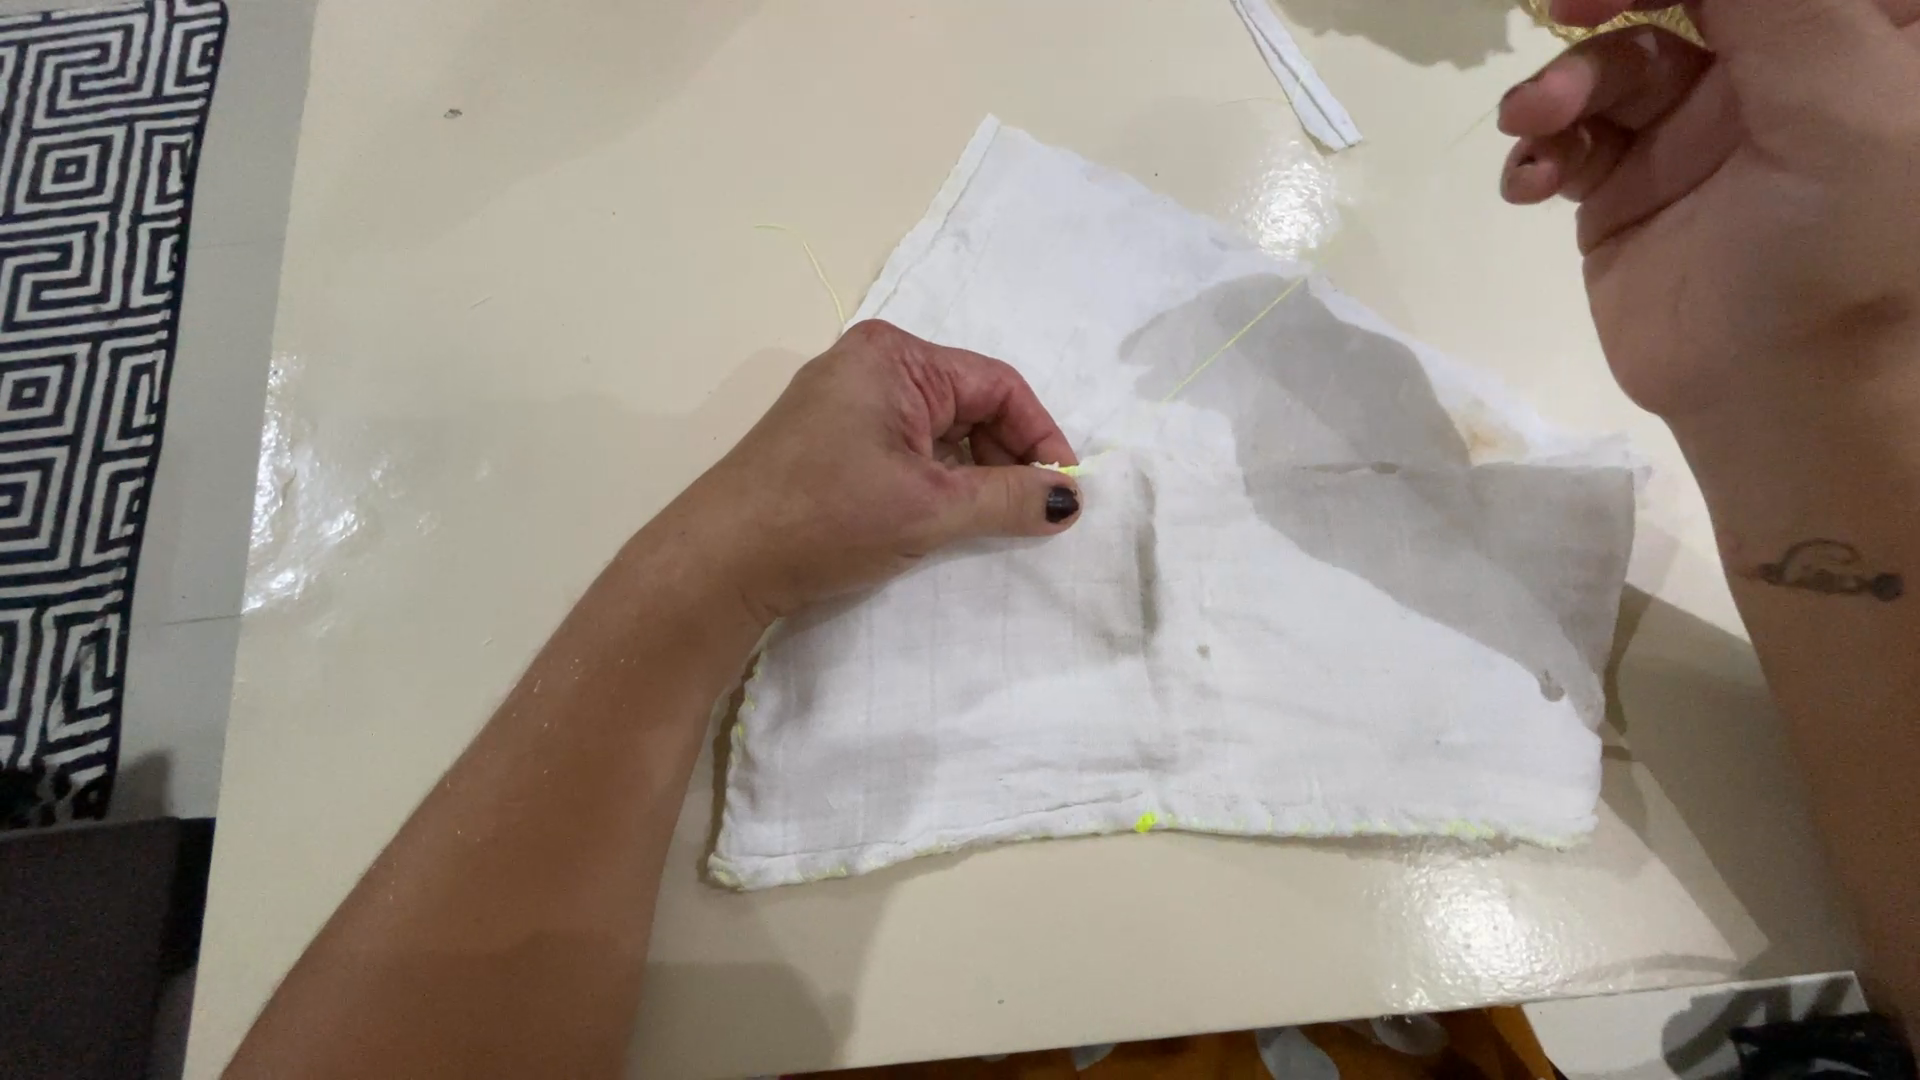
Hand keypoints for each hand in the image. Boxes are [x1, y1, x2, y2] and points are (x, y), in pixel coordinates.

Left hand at [661, 320, 1081, 624]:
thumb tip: (1071, 500)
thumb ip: (1009, 499)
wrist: (720, 562)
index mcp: (895, 357)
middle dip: (1005, 456)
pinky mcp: (830, 438)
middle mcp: (870, 364)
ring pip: (937, 429)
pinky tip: (945, 513)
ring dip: (972, 470)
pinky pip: (905, 446)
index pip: (997, 385)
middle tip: (1028, 511)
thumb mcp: (931, 507)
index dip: (1040, 436)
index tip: (1064, 490)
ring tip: (990, 518)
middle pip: (968, 403)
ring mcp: (845, 401)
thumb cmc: (827, 519)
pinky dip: (936, 477)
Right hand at [1499, 0, 1919, 423]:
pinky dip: (1537, 159)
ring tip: (1533, 127)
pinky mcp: (1618, 190)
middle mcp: (1770, 69)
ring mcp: (1686, 132)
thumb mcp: (1844, 103)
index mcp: (1860, 31)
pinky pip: (1565, 150)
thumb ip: (1782, 7)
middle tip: (1555, 12)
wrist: (1768, 382)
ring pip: (1606, 76)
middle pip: (1674, 6)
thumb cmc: (1843, 243)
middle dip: (1609, 13)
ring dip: (1559, 94)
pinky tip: (1530, 185)